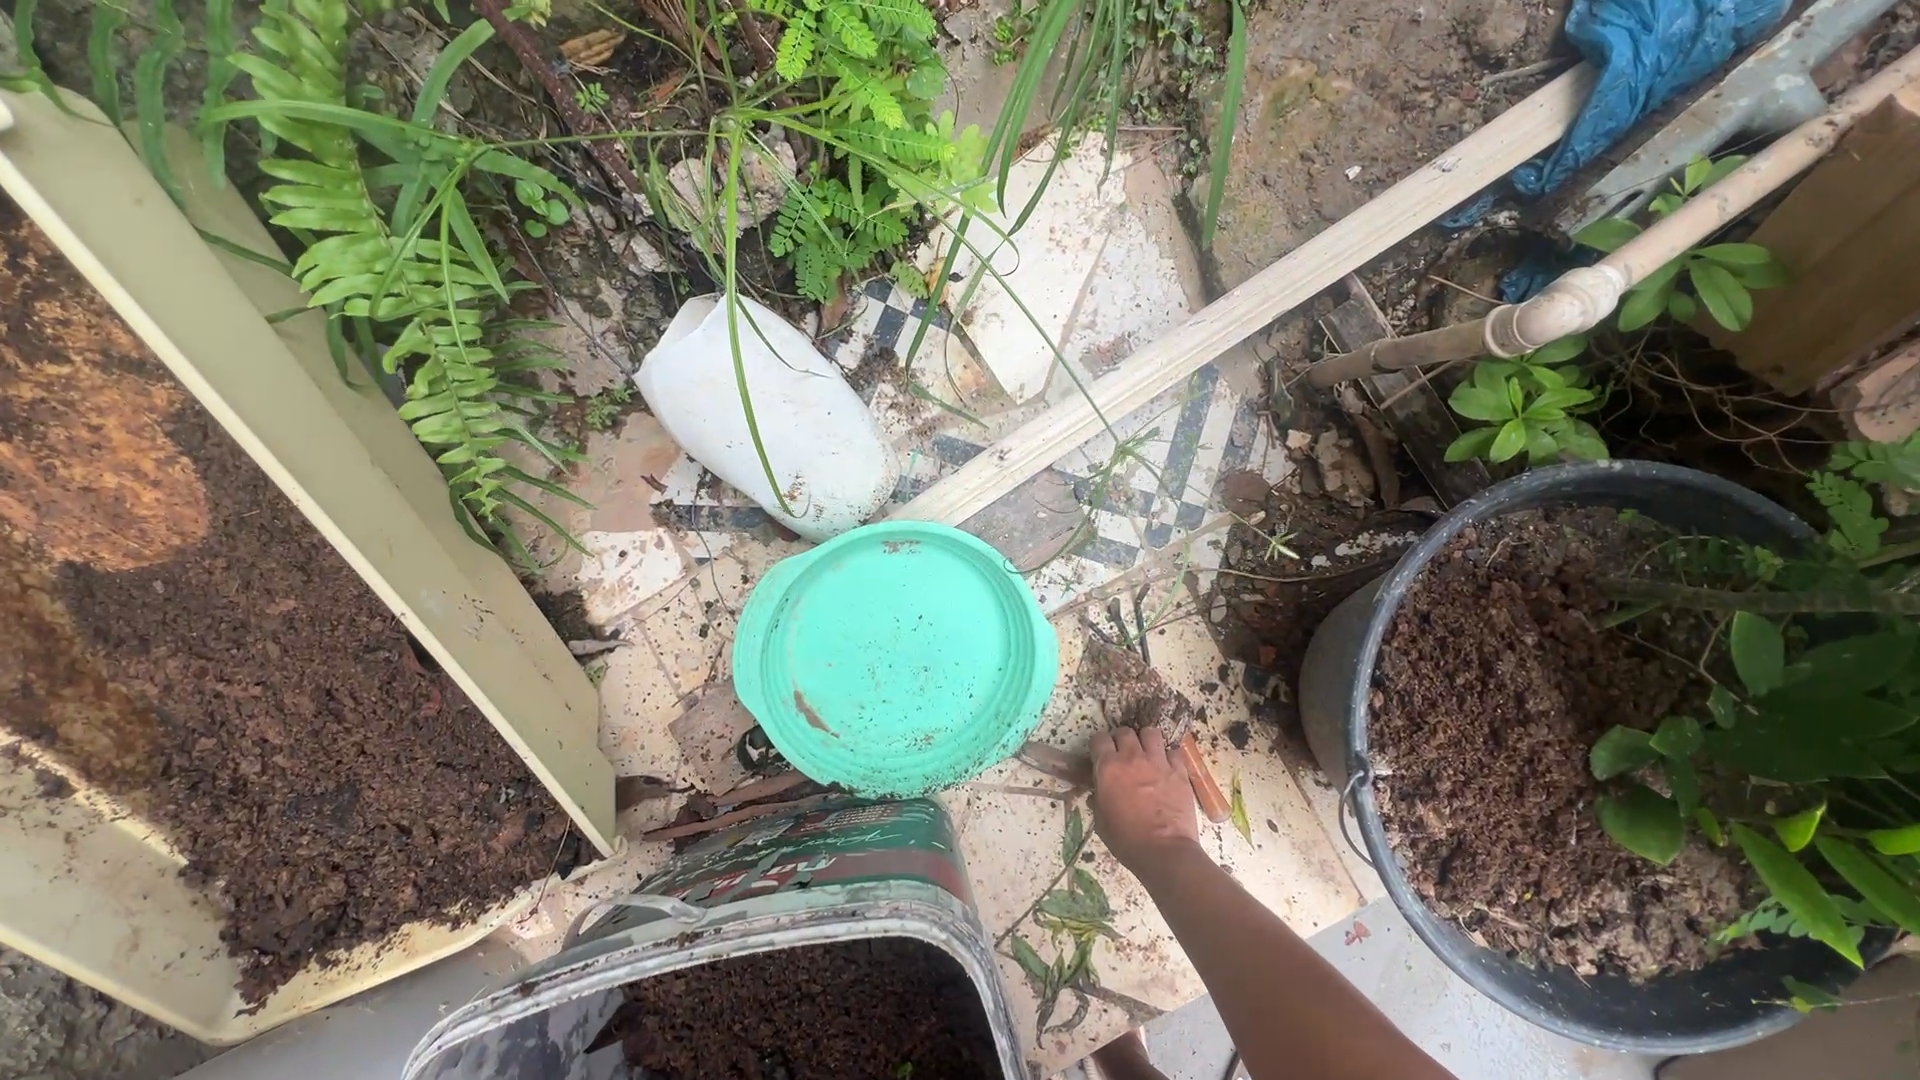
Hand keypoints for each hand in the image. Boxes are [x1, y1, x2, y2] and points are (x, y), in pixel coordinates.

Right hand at [1090, 726, 1200, 879]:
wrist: (1164, 851)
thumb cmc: (1126, 840)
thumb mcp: (1100, 820)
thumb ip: (1098, 797)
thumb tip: (1099, 789)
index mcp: (1108, 768)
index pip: (1099, 739)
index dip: (1098, 745)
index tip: (1100, 754)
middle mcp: (1132, 758)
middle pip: (1125, 731)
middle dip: (1121, 740)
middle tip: (1123, 755)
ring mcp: (1158, 762)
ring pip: (1151, 733)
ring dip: (1145, 741)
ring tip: (1146, 754)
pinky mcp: (1179, 771)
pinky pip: (1172, 752)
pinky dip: (1167, 756)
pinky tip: (1166, 768)